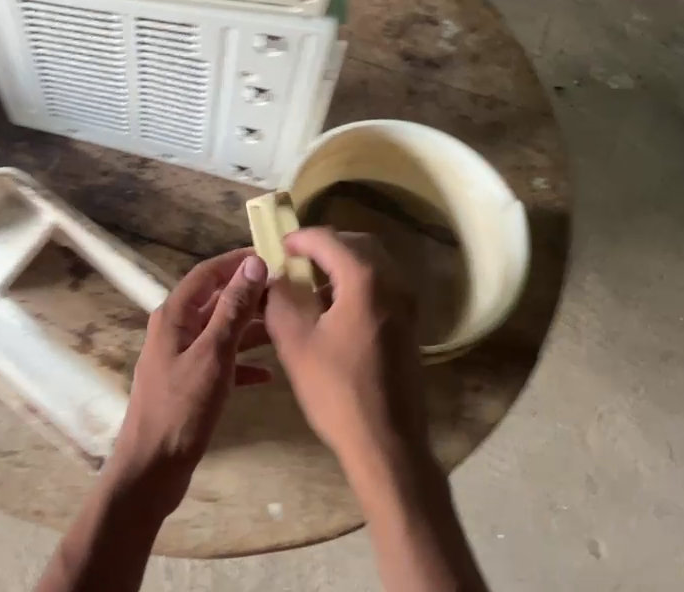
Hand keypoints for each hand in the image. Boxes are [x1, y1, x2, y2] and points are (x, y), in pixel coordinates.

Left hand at [106, 248, 269, 510]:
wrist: (152, 470)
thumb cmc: (181, 408)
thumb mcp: (213, 354)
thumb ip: (232, 309)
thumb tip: (252, 264)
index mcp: (174, 315)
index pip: (207, 273)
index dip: (236, 262)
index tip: (270, 257)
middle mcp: (175, 330)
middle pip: (215, 300)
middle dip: (248, 295)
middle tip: (286, 294)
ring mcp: (181, 358)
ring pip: (220, 331)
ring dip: (249, 328)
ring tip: (285, 327)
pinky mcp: (189, 384)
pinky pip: (220, 362)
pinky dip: (242, 363)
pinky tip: (268, 373)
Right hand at [264, 227, 427, 466]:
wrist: (388, 443)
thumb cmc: (338, 391)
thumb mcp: (295, 343)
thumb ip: (280, 301)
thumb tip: (273, 279)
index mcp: (365, 280)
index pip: (328, 240)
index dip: (300, 239)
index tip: (278, 247)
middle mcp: (393, 282)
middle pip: (356, 244)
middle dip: (324, 246)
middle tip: (295, 260)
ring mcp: (407, 304)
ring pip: (373, 264)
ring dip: (342, 264)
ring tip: (310, 284)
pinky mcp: (410, 324)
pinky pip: (382, 285)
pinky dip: (358, 283)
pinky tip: (334, 310)